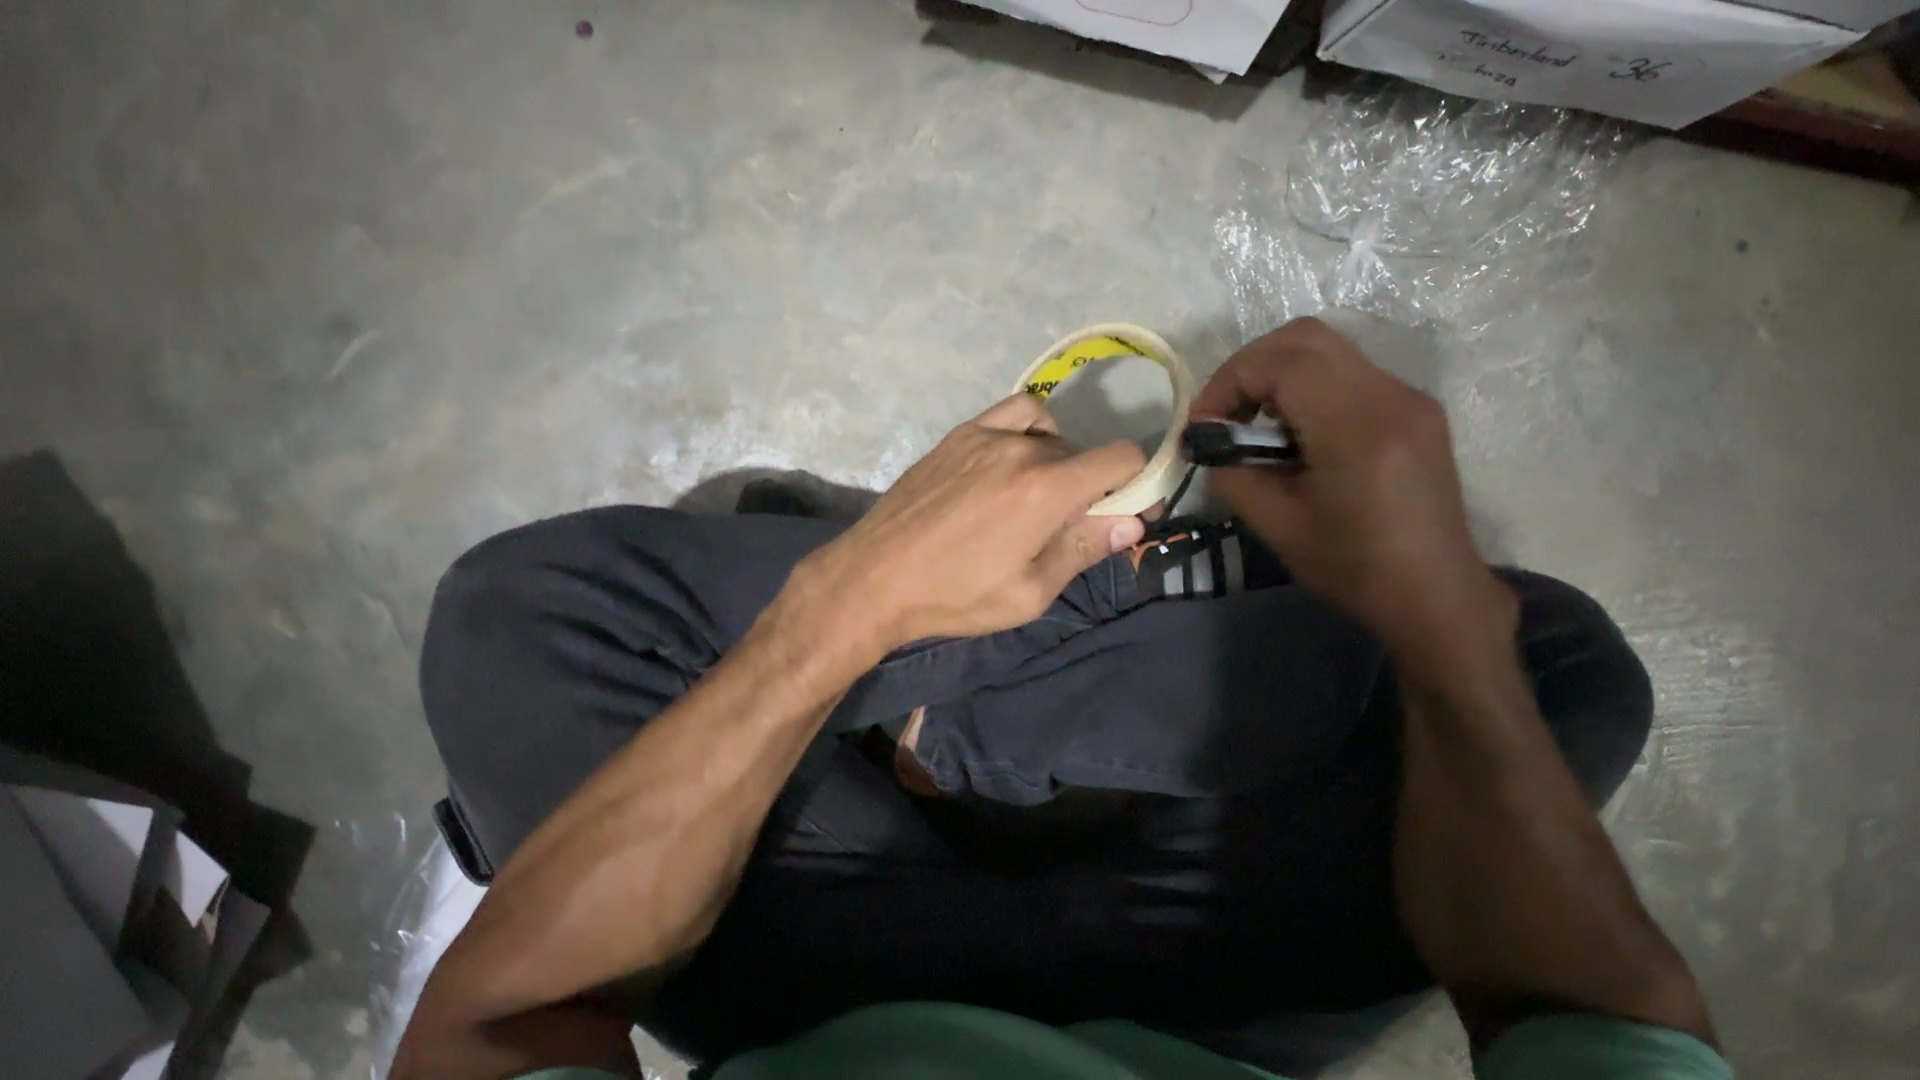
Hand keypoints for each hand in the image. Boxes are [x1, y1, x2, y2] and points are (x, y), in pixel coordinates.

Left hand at [794, 394, 1146, 650]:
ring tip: (1038, 496)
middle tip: (1067, 527)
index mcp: (1047, 489)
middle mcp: (1022, 450)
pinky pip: (1013, 414)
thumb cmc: (955, 596)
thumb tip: (1131, 522)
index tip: (1126, 512)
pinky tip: (1014, 462)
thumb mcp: (1029, 592)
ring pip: (1049, 435)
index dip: (1137, 483)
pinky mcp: (958, 435)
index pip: (1121, 458)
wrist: (875, 577)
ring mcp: (985, 436)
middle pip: (1083, 453)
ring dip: (1059, 461)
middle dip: (1090, 486)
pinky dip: (1029, 431)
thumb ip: (1083, 549)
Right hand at [1193, 317, 1513, 657]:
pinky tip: (1297, 436)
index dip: (1230, 381)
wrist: (1435, 594)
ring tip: (1257, 427)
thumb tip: (1210, 443)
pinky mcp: (1416, 409)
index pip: (1281, 363)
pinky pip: (1350, 374)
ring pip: (1328, 351)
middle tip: (1225, 414)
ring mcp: (1410, 398)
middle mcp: (1391, 397)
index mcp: (1357, 430)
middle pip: (1305, 338)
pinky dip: (1310, 389)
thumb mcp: (1277, 527)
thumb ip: (1234, 474)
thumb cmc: (1354, 570)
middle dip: (1251, 367)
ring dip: (1280, 376)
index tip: (1204, 424)